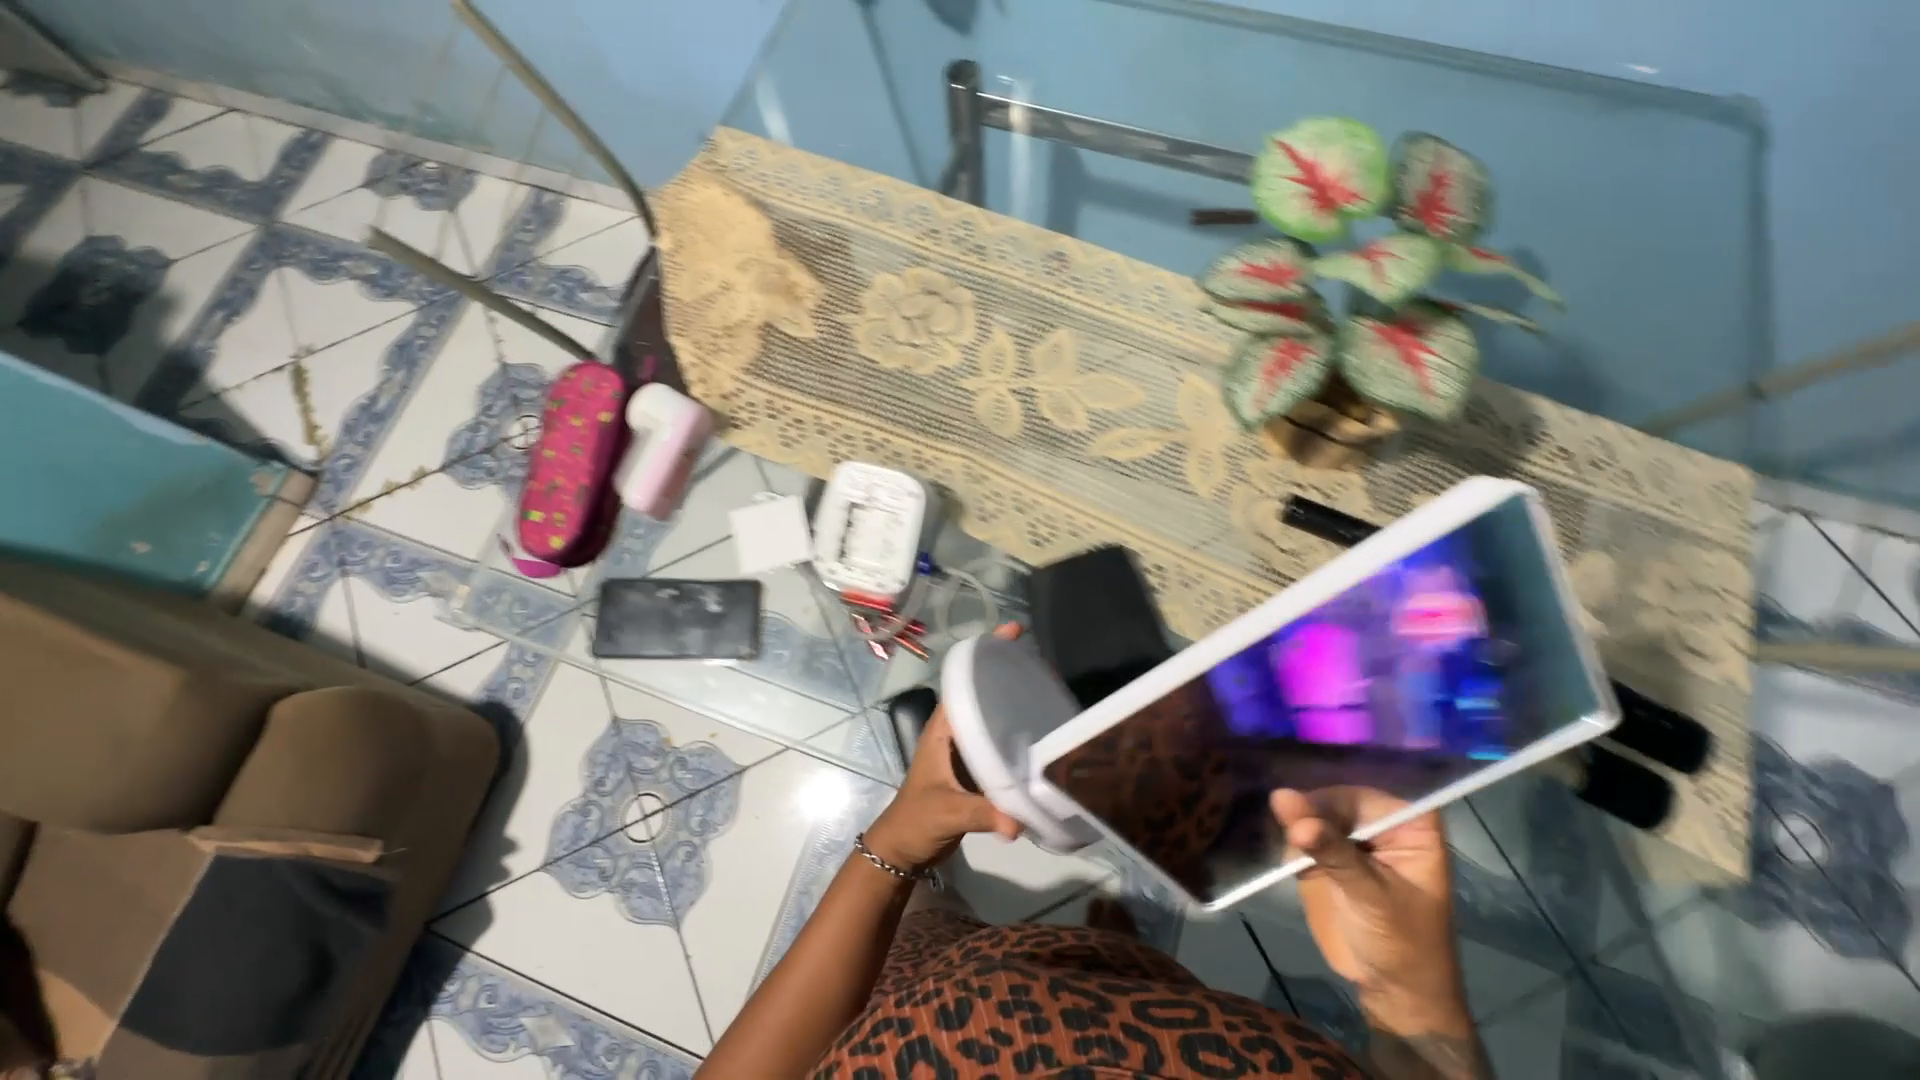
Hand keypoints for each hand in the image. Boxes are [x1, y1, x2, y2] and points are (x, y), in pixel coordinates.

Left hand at [863, 624, 1025, 870]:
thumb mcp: (946, 812)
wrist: (904, 851)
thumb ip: (980, 813)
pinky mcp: (979, 774)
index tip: (1015, 632)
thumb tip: (1017, 821)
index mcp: (944, 729)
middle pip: (985, 696)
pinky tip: (1048, 743)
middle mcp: (958, 734)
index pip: (965, 681)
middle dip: (1012, 677)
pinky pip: (1003, 749)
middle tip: (1048, 667)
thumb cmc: (915, 821)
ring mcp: (969, 753)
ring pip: (997, 722)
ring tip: (1054, 694)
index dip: (987, 654)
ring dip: (1020, 709)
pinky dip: (1022, 742)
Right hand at [1269, 788, 1462, 1014]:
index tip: (1292, 807)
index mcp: (1408, 823)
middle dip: (1304, 811)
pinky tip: (1280, 851)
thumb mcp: (1370, 894)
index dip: (1328, 799)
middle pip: (1330, 799)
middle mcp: (1378, 821)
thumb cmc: (1403, 942)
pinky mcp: (1322, 853)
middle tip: (1283, 828)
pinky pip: (1297, 834)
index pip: (1360, 795)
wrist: (1391, 988)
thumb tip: (1282, 798)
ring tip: (1283, 846)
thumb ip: (1330, 848)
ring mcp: (1348, 836)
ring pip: (1309, 813)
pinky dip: (1284, 841)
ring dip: (1289, 824)